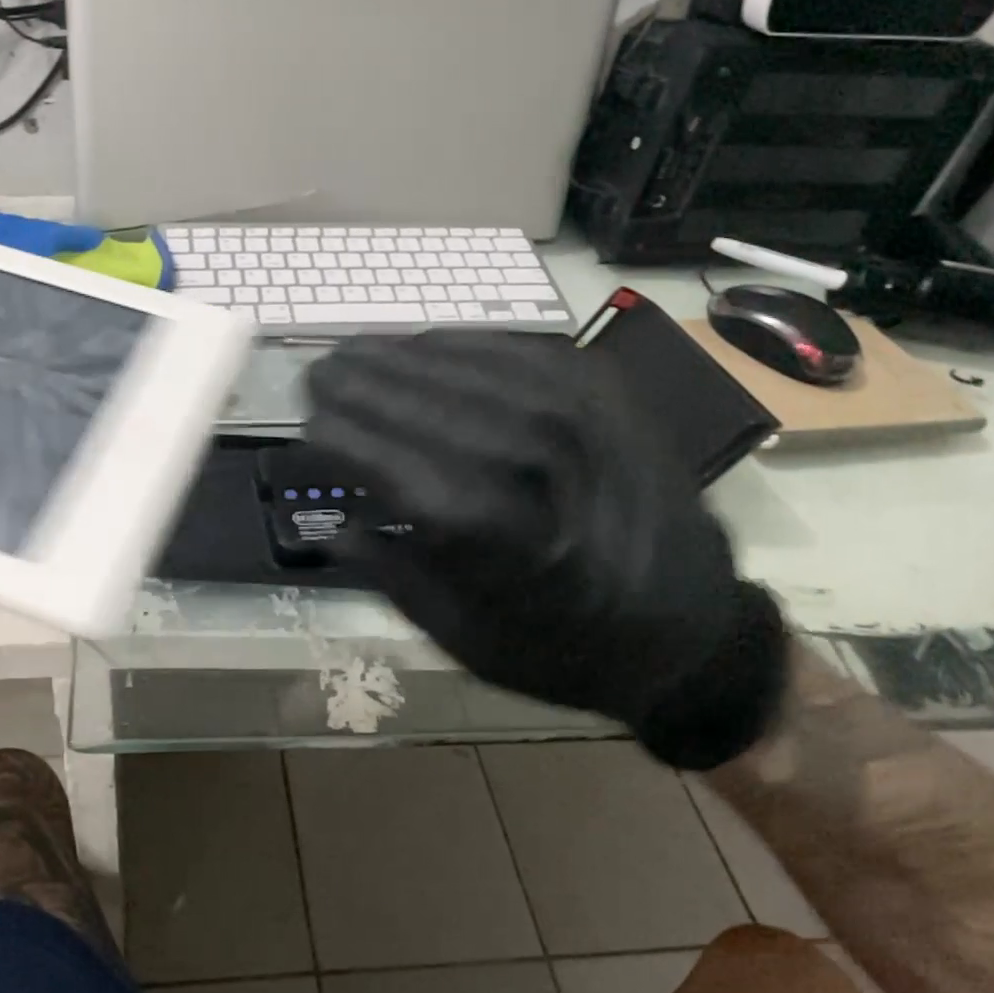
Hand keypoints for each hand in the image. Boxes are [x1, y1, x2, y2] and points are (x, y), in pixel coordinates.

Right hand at [304, 330, 785, 768]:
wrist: (686, 631)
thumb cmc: (563, 648)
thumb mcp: (464, 637)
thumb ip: (394, 575)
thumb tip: (334, 530)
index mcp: (495, 536)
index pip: (393, 466)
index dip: (343, 440)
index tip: (306, 426)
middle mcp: (538, 465)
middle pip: (426, 406)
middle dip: (360, 386)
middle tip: (316, 374)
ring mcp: (579, 418)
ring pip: (468, 368)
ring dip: (401, 356)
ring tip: (355, 352)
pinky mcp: (607, 393)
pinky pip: (518, 351)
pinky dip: (463, 345)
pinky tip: (425, 344)